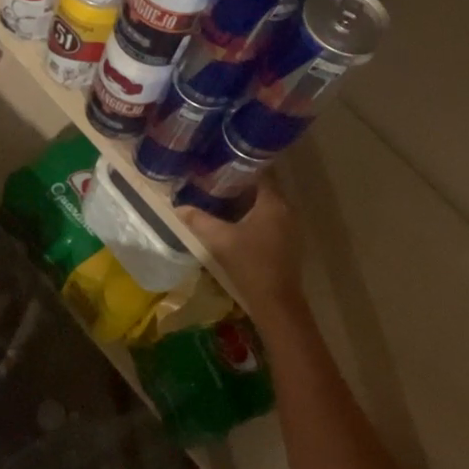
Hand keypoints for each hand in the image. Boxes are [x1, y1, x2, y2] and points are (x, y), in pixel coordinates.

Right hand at [177, 178, 305, 319]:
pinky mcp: (287, 242)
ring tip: (218, 202)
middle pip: (261, 189)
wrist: (275, 300)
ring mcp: (289, 226)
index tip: (217, 167)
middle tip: (212, 184)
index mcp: (273, 203)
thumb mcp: (219, 240)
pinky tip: (233, 224)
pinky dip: (252, 218)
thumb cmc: (250, 264)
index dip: (238, 168)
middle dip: (238, 186)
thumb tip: (178, 207)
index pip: (259, 173)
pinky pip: (268, 220)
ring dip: (245, 203)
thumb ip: (199, 220)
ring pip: (265, 205)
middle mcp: (286, 209)